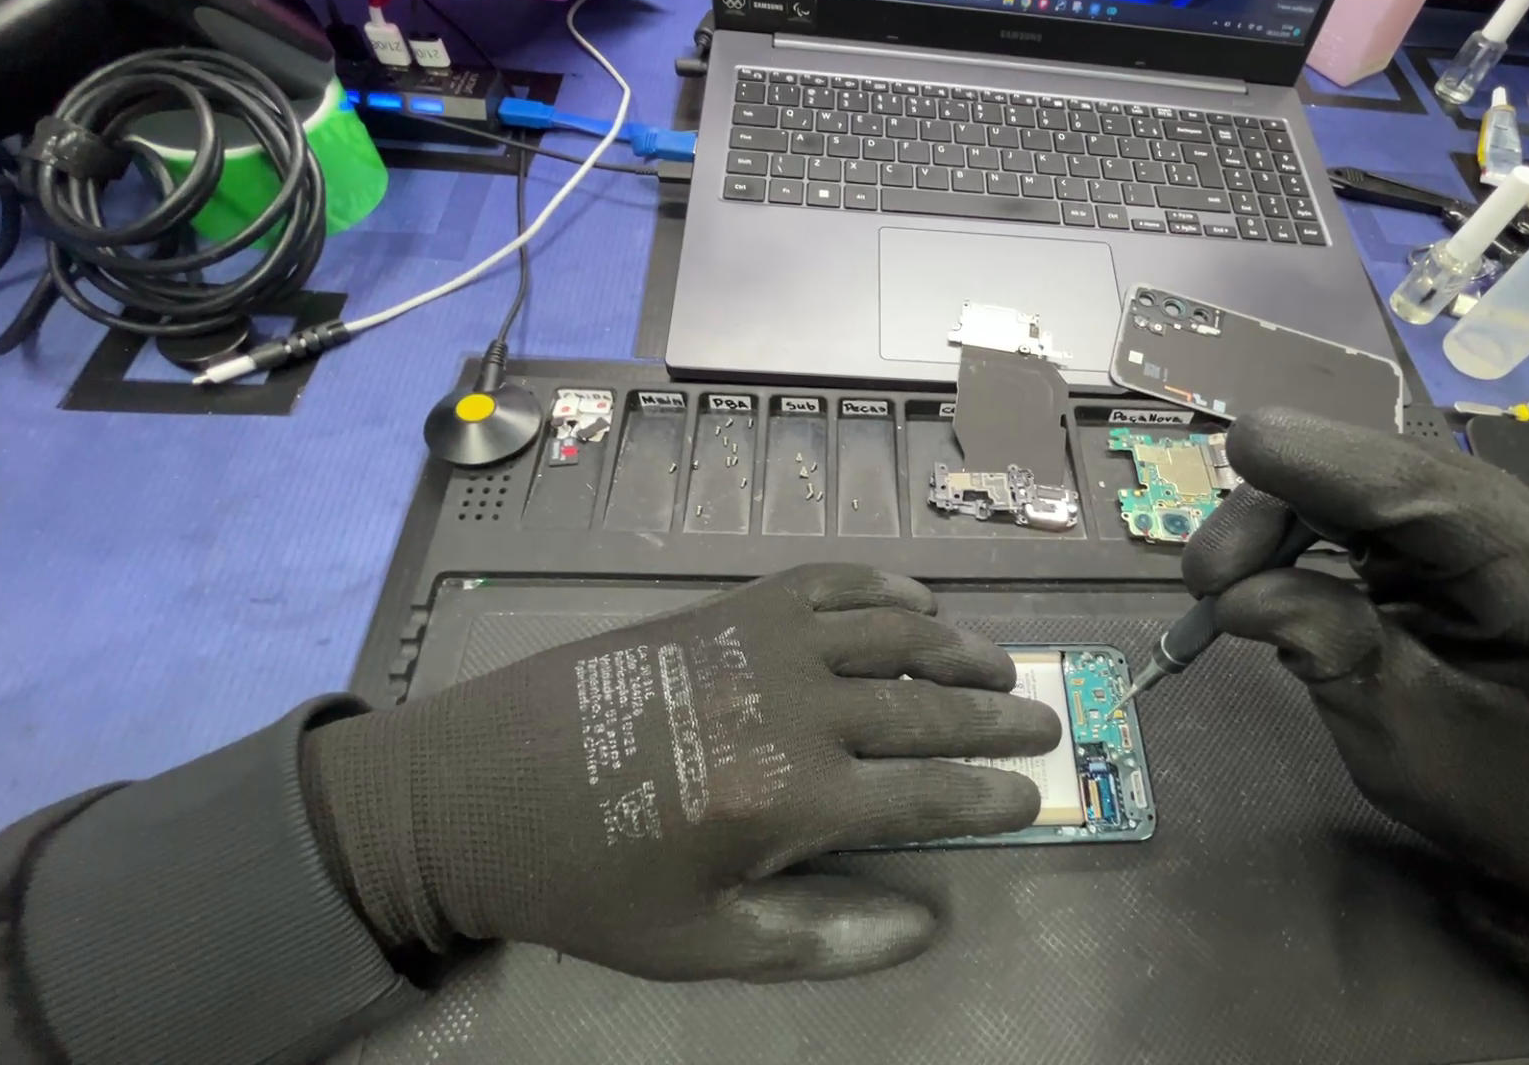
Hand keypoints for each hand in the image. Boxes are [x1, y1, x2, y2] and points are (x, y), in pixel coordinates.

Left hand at [300, 564, 1060, 980]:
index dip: (991, 794)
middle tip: (1042, 717)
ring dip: (958, 646)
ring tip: (998, 662)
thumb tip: (927, 922)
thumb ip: (823, 937)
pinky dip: (886, 589)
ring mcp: (769, 641)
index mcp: (793, 796)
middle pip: (927, 703)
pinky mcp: (737, 605)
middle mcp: (798, 705)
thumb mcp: (700, 946)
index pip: (928, 792)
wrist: (486, 783)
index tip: (1033, 792)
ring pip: (896, 631)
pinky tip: (917, 601)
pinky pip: (834, 583)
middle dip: (997, 714)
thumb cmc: (595, 876)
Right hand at [1182, 409, 1528, 973]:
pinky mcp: (1471, 543)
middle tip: (1205, 572)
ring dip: (1283, 523)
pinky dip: (1305, 537)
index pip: (1450, 502)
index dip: (1339, 466)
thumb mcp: (1399, 742)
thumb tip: (1237, 595)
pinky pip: (1376, 516)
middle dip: (1286, 509)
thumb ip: (1330, 652)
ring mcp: (1518, 537)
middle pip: (1401, 485)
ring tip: (1219, 579)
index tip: (1244, 444)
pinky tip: (1264, 568)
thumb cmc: (1494, 799)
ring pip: (1378, 492)